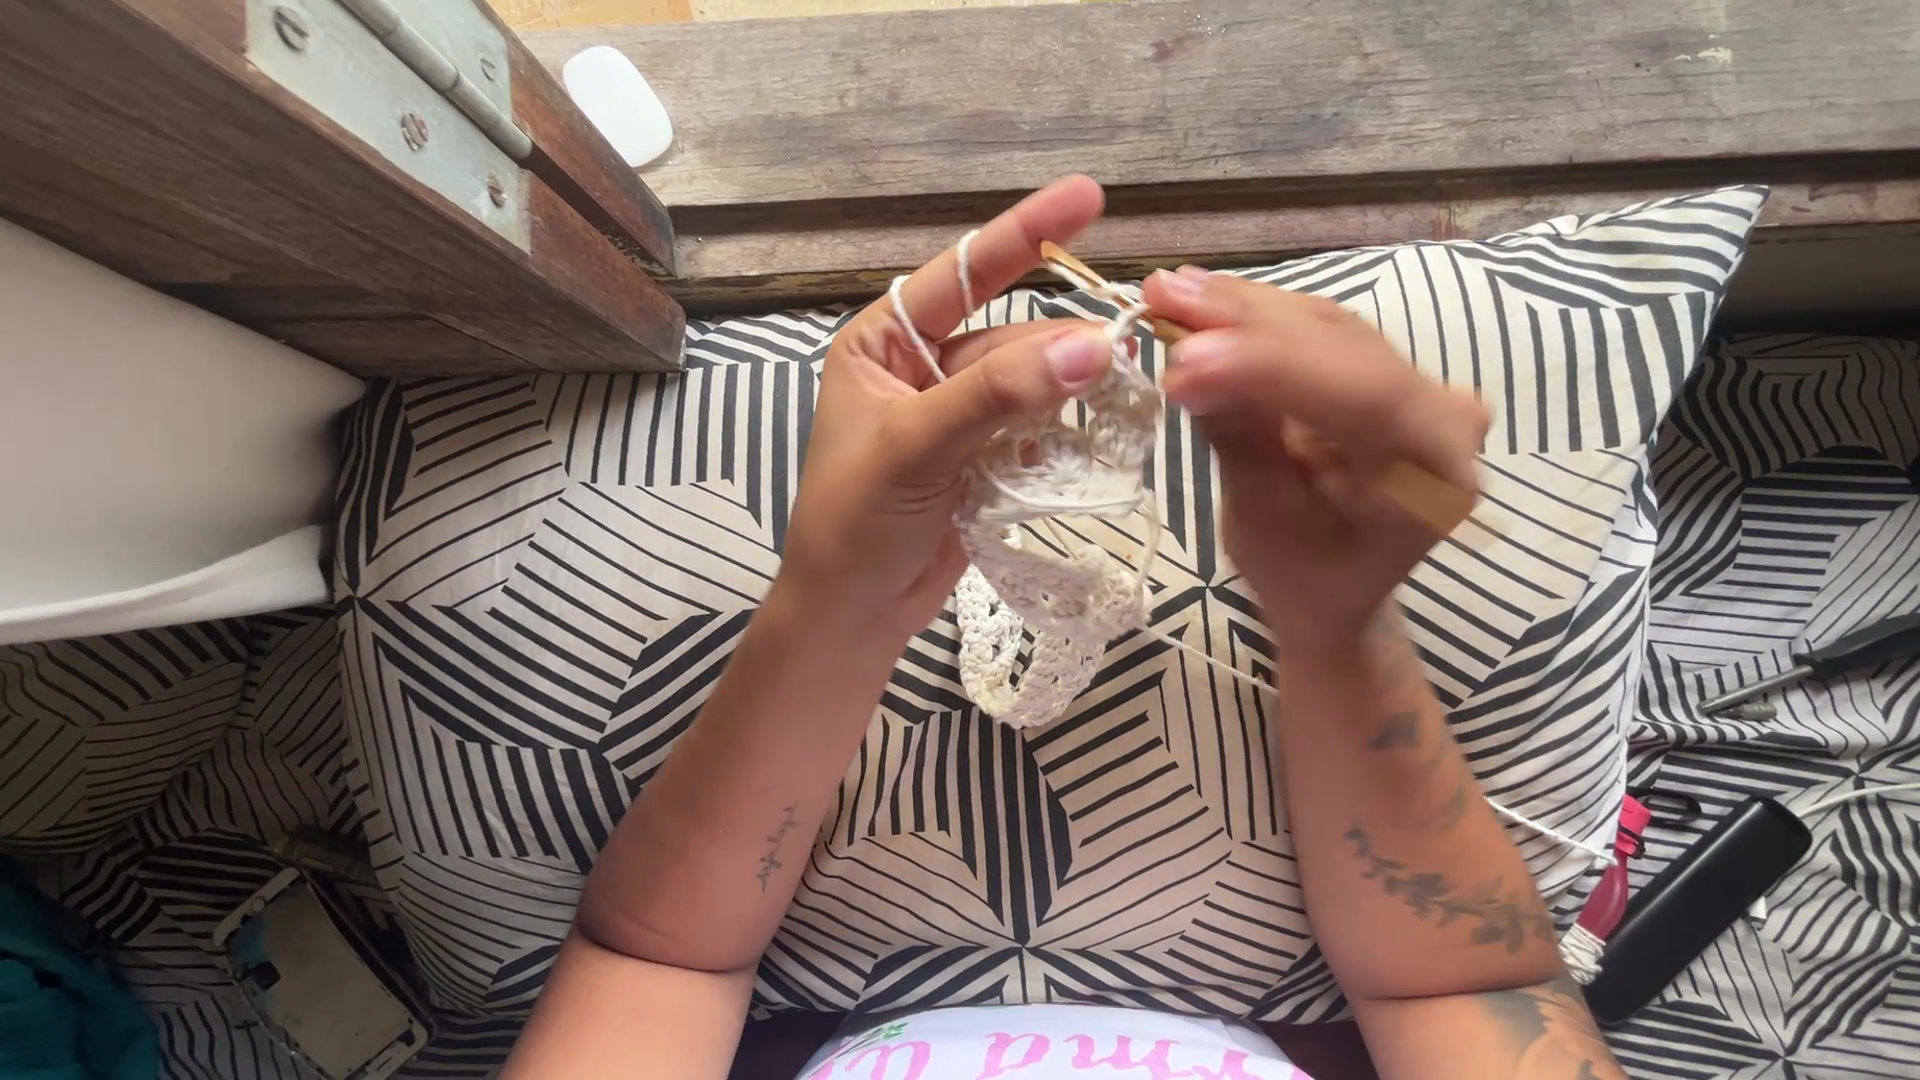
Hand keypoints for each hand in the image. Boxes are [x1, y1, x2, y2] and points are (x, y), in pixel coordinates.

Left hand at [779, 175, 1115, 641]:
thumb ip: (996, 394)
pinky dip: (1059, 436)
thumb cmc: (856, 520)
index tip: (1089, 197)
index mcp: (884, 343)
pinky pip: (1032, 432)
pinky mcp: (980, 461)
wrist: (853, 610)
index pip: (960, 275)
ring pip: (1029, 387)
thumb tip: (1091, 347)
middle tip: (1125, 350)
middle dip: (1060, 345)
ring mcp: (955, 418)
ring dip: (1068, 392)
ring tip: (1119, 392)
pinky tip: (1088, 439)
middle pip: (1008, 338)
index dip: (1023, 235)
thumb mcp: (915, 445)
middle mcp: (922, 370)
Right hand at [1141, 267, 1489, 648]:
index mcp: (1436, 470)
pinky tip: (1204, 301)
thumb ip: (1237, 436)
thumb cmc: (1301, 576)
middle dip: (1244, 321)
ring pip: (1325, 326)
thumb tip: (1183, 366)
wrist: (1331, 590)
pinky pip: (1316, 333)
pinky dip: (1254, 318)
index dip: (1269, 365)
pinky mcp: (1380, 373)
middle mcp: (1443, 413)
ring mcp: (1417, 387)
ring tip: (1171, 291)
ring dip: (1241, 308)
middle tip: (1164, 295)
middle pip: (1341, 345)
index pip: (1361, 394)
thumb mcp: (1262, 518)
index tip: (1186, 355)